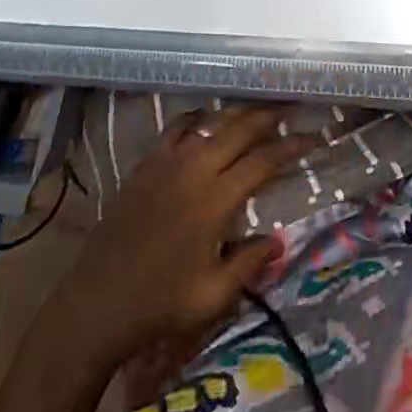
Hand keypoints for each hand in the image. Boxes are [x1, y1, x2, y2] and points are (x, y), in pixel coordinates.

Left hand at [56, 107, 314, 362]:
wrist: (98, 300)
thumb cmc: (160, 302)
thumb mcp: (214, 295)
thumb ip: (250, 261)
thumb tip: (278, 238)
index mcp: (215, 200)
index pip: (263, 161)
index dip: (292, 145)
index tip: (314, 137)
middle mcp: (193, 170)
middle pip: (239, 129)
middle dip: (269, 116)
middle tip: (291, 109)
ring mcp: (166, 162)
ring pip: (209, 122)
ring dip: (237, 113)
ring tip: (257, 109)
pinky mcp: (146, 164)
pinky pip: (176, 128)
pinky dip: (196, 118)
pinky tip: (205, 119)